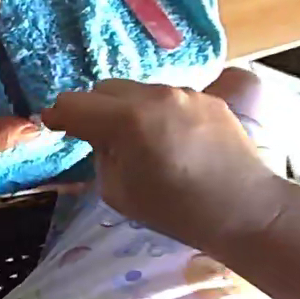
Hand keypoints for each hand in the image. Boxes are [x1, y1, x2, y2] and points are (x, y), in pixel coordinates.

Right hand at [40, 72, 294, 253]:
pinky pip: (167, 98)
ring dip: (125, 109)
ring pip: (136, 90)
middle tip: (95, 136)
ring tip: (137, 140)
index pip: (75, 104)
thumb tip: (101, 138)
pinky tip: (168, 140)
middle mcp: (154, 95)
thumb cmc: (175, 210)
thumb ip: (101, 155)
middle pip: (104, 88)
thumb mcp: (118, 192)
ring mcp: (185, 92)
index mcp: (127, 120)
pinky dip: (155, 112)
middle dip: (92, 109)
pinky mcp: (207, 98)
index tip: (53, 124)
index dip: (59, 115)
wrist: (245, 210)